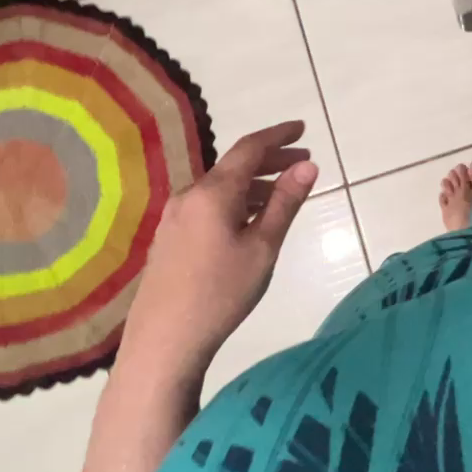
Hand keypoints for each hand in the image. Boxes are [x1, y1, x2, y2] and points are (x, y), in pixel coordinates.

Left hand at [115, 121, 319, 382]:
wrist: (163, 343)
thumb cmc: (221, 293)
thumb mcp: (263, 247)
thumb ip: (285, 203)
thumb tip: (308, 165)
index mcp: (213, 193)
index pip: (250, 148)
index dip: (278, 135)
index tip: (303, 128)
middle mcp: (190, 196)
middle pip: (234, 165)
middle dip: (271, 159)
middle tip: (303, 161)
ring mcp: (175, 217)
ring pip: (222, 187)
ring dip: (255, 183)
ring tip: (284, 193)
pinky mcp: (170, 238)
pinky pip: (209, 205)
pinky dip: (236, 200)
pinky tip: (250, 220)